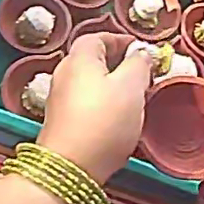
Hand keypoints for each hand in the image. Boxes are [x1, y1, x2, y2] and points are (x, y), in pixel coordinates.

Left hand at [37, 33, 152, 183]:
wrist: (70, 167)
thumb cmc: (103, 122)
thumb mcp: (131, 86)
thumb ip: (139, 64)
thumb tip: (142, 53)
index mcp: (80, 57)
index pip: (99, 36)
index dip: (122, 40)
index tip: (142, 50)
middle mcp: (64, 73)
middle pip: (93, 59)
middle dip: (119, 63)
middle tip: (143, 73)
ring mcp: (60, 98)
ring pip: (90, 82)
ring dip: (112, 85)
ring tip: (135, 97)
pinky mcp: (62, 121)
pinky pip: (86, 102)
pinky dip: (102, 103)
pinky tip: (118, 118)